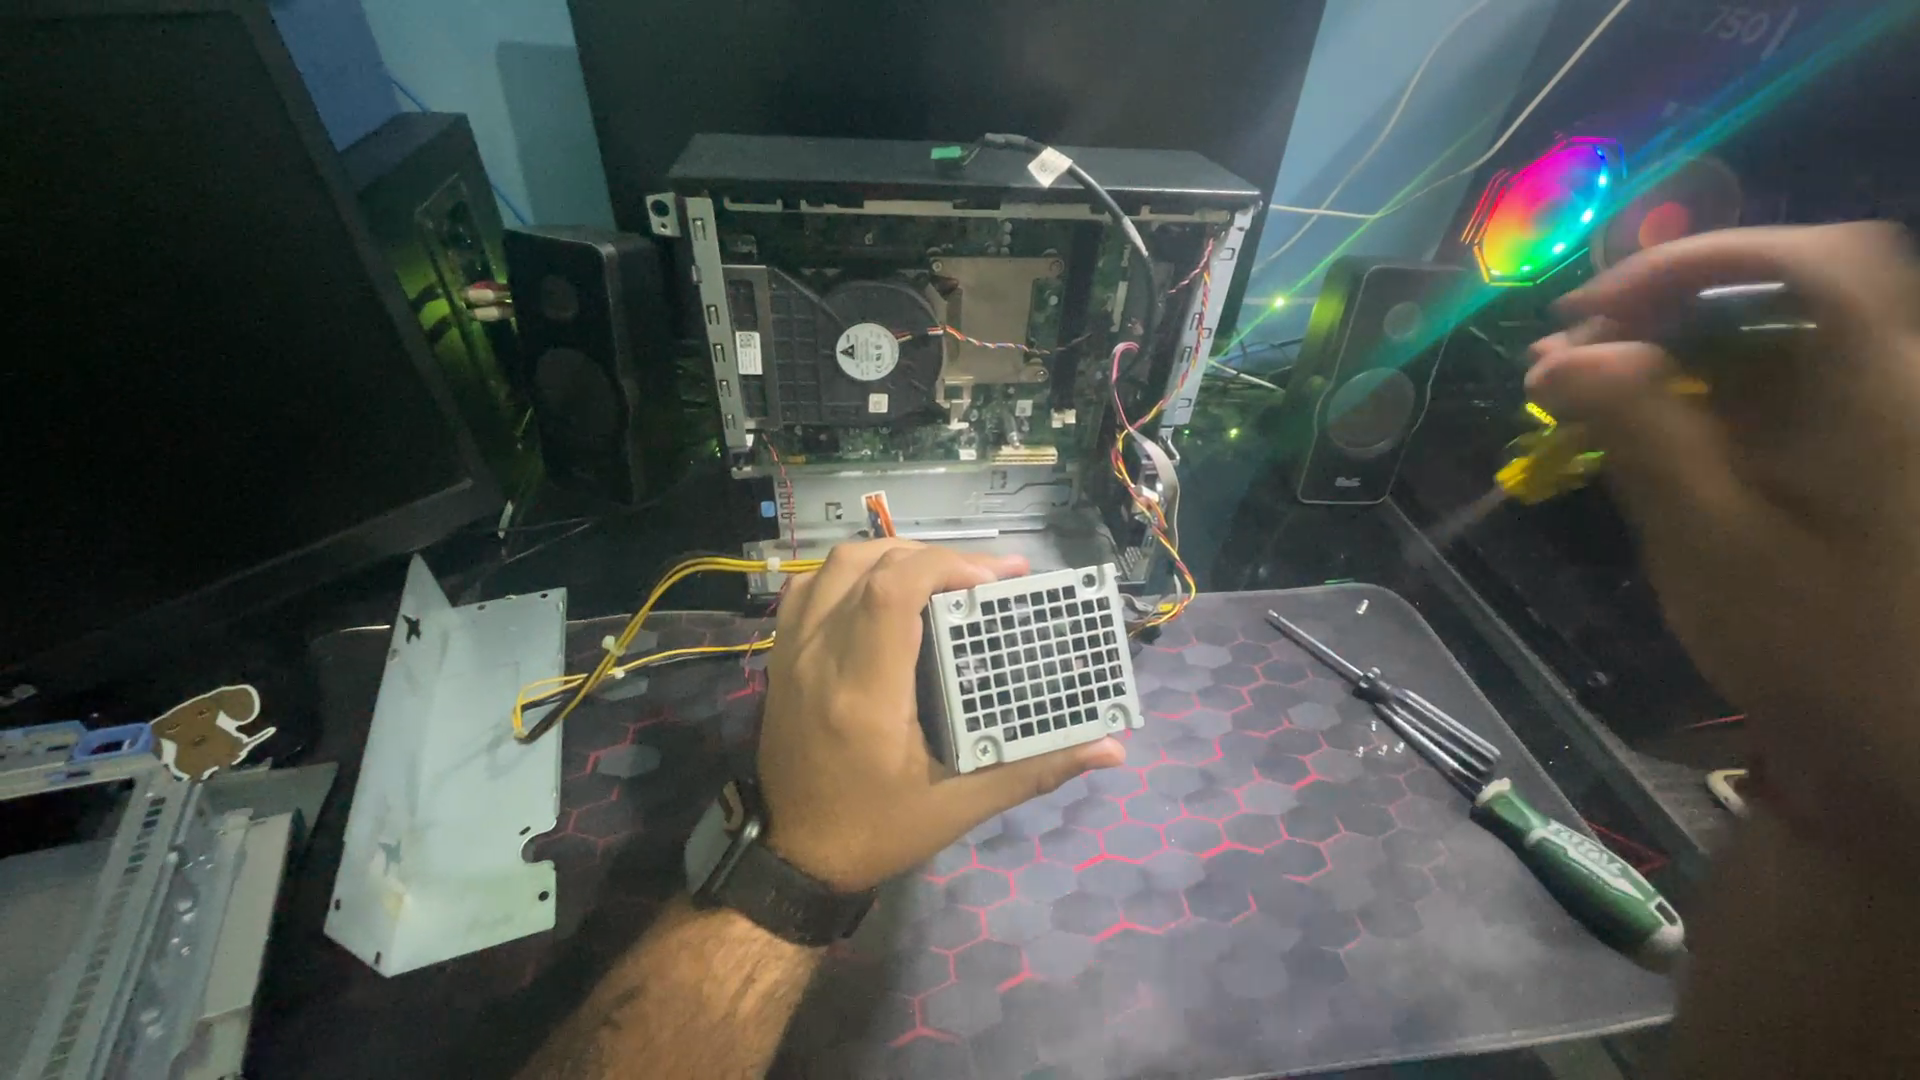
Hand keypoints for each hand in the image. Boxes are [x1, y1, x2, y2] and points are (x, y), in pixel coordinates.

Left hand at [756, 540, 1125, 892]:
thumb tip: (1109, 749)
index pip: (891, 592)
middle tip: (983, 579)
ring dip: (892, 555)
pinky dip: (851, 573)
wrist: (793, 855)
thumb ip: (1033, 770)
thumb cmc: (876, 830)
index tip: (993, 582)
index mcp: (865, 694)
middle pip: (868, 565)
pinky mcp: (782, 656)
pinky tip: (884, 592)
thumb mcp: (958, 807)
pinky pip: (810, 586)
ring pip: (837, 566)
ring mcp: (793, 652)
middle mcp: (821, 659)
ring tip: (940, 576)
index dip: (945, 565)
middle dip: (933, 557)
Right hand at [1526, 223, 1919, 855]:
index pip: (1815, 264)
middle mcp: (1894, 389)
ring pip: (1769, 345)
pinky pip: (1766, 396)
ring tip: (1569, 388)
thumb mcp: (1707, 539)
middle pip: (1785, 295)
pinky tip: (1622, 424)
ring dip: (1663, 351)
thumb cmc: (1811, 643)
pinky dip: (1686, 394)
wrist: (1898, 746)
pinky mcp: (1848, 461)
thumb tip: (1564, 358)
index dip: (1697, 259)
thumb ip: (1642, 433)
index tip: (1589, 308)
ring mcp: (1875, 426)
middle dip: (1661, 307)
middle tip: (1561, 354)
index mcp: (1883, 397)